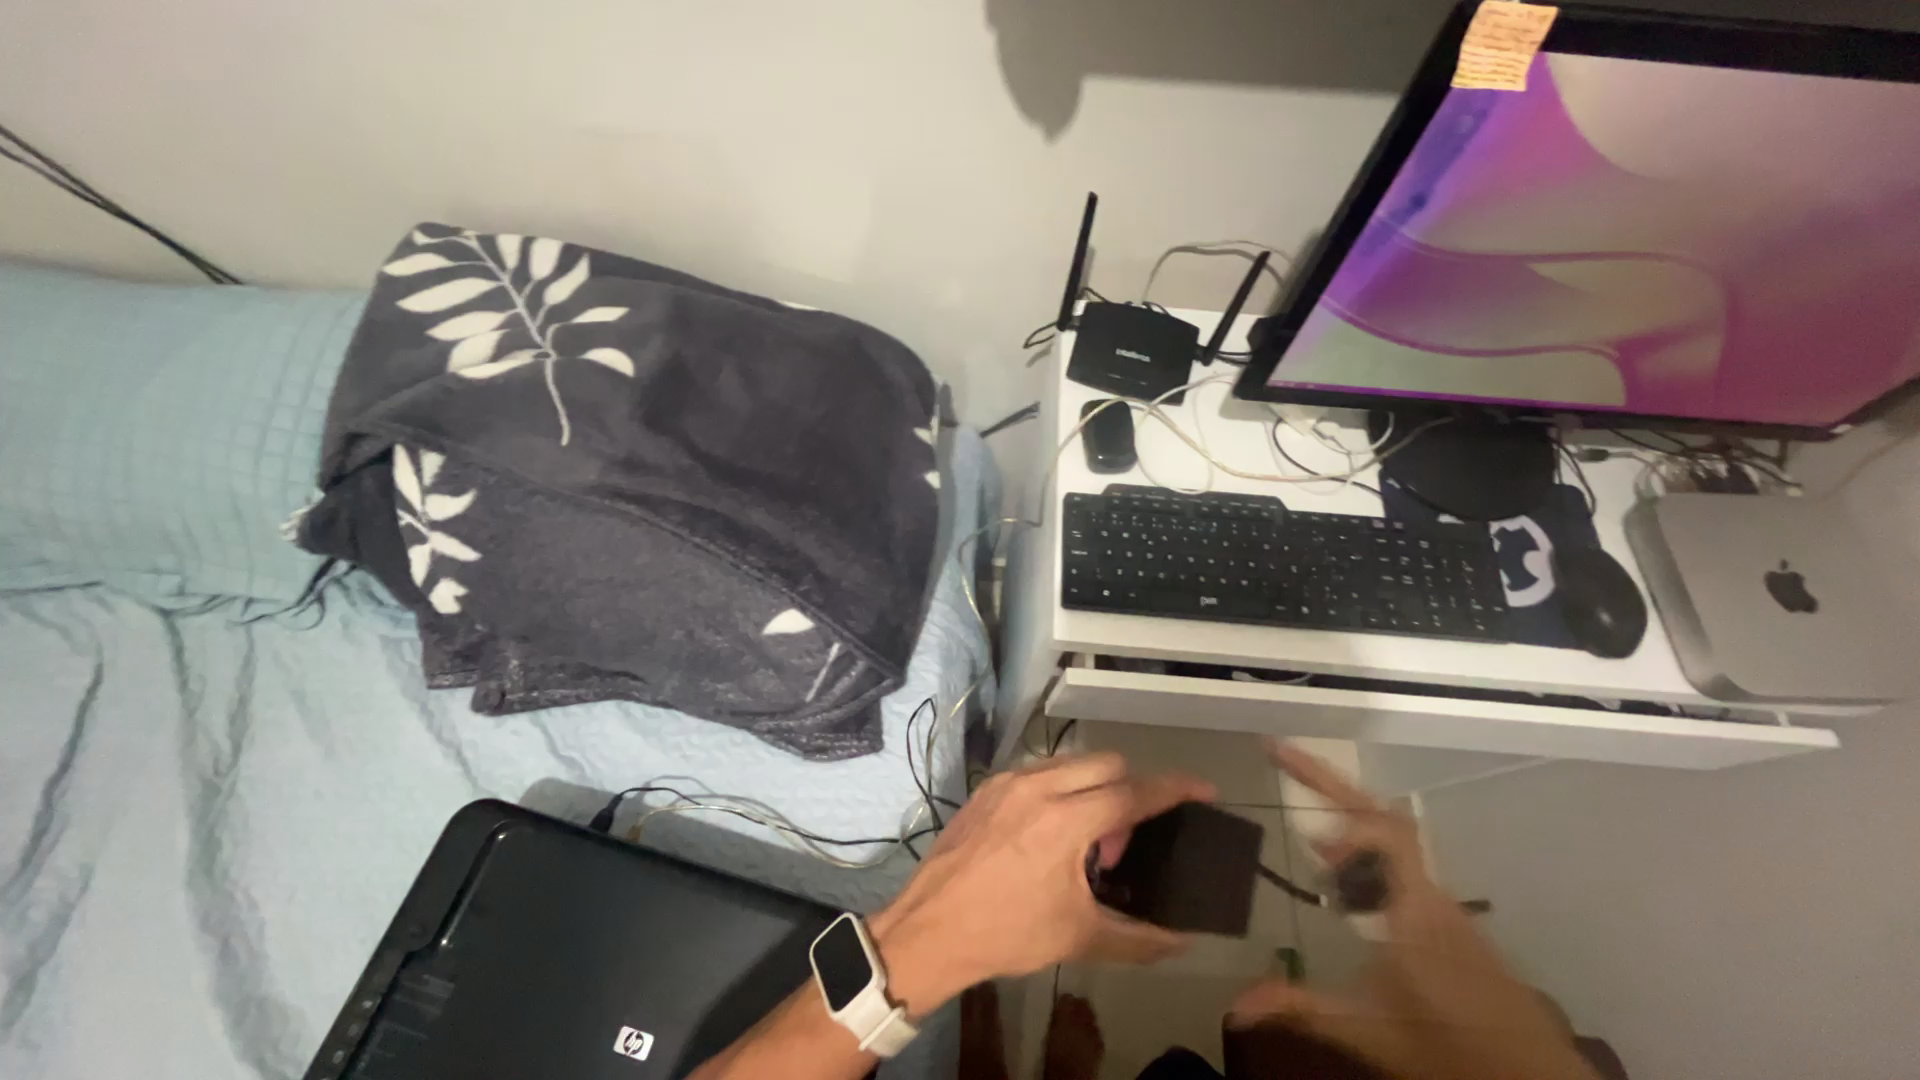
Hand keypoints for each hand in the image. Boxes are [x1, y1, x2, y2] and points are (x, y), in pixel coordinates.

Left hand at [869, 752, 1215, 1014]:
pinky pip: (1039, 770)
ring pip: (1071, 761)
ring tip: (1088, 841)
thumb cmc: (1006, 933)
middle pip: (1107, 764)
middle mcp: (1039, 786)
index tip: (1205, 788)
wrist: (929, 928)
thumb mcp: (1078, 938)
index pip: (1134, 792)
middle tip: (1125, 843)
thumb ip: (1139, 939)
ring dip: (1094, 788)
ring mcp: (1008, 782)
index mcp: (1066, 821)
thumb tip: (1183, 943)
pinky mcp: (987, 787)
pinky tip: (1052, 832)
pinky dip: (1061, 788)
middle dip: (1132, 790)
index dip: (1174, 788)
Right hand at [1228, 740, 1599, 1079]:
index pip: (1388, 834)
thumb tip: (1234, 1006)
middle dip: (1328, 780)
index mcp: (1414, 911)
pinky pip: (1399, 862)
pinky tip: (1338, 871)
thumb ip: (1301, 1008)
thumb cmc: (1452, 1052)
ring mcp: (1442, 903)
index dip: (1347, 824)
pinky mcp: (1446, 919)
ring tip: (1298, 804)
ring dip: (1343, 812)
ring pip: (1392, 835)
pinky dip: (1361, 847)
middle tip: (1279, 752)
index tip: (1314, 850)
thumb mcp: (1368, 1031)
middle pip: (1383, 814)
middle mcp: (1430, 894)